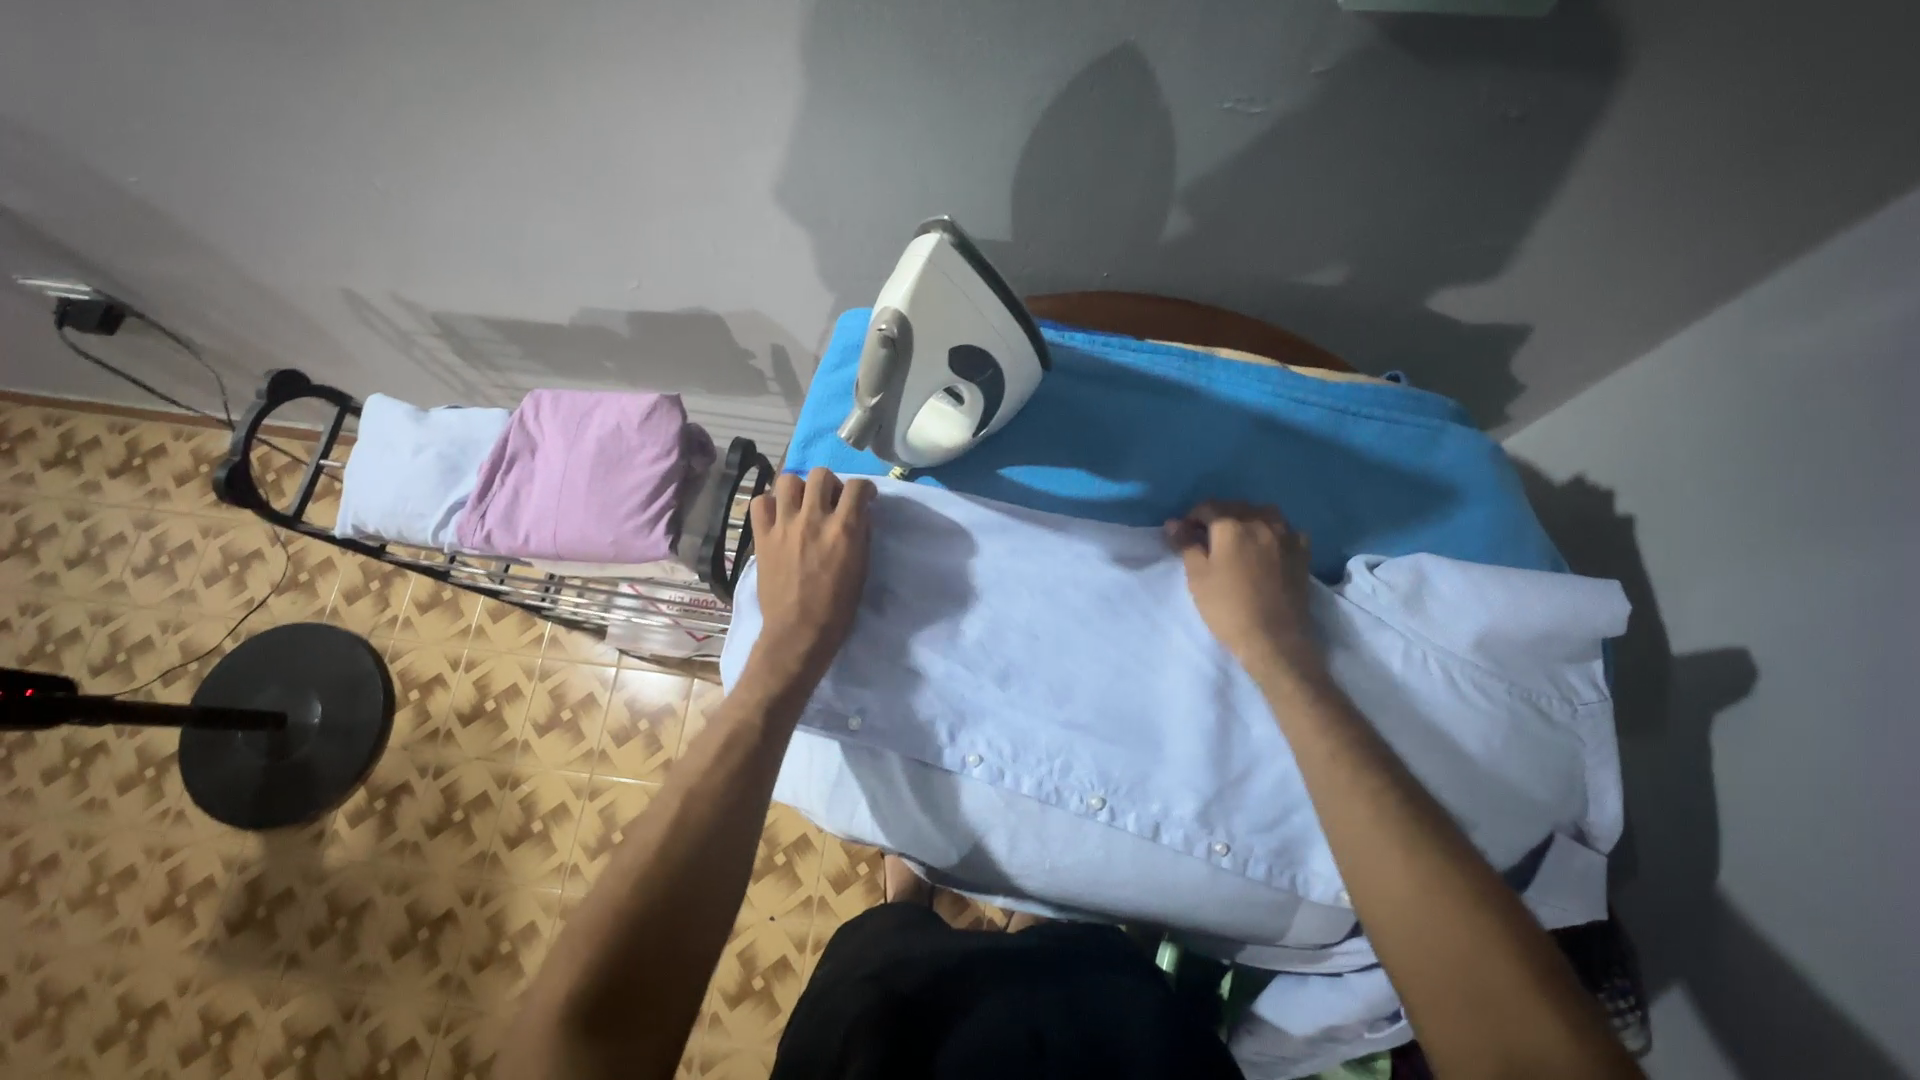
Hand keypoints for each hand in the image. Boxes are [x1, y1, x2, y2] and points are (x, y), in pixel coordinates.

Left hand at [746, 468, 875, 685]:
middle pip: (821, 474)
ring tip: (801, 506)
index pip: (858, 486)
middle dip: (830, 484)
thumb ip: (860, 536)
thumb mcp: (861, 568)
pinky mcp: (762, 536)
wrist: (799, 631)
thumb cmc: (838, 607)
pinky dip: (770, 505)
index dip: (864, 489)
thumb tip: (857, 516)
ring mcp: (784, 525)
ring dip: (799, 489)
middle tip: (830, 502)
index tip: (863, 499)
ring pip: (788, 480)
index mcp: (844, 529)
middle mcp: (813, 519)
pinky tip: (778, 518)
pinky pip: (760, 502)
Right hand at [1166, 501, 1322, 675]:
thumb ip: (1186, 544)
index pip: (1207, 507)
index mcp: (1232, 525)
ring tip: (1239, 539)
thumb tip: (1175, 523)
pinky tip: (1269, 547)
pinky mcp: (1303, 552)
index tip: (1185, 535)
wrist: (1273, 638)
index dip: (1192, 517)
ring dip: (1248, 519)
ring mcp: (1286, 535)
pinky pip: (1287, 531)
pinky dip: (1274, 533)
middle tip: (1208, 539)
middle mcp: (1261, 521)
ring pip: (1264, 513)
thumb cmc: (1227, 608)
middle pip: (1236, 507)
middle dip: (1219, 516)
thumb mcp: (1197, 577)